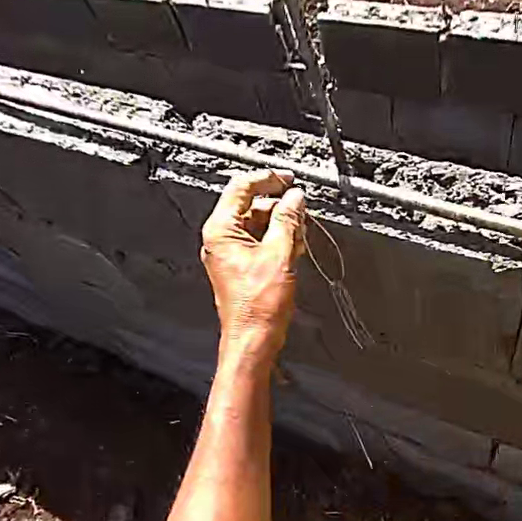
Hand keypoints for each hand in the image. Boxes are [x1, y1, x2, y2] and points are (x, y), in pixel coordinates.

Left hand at [200, 169, 305, 363]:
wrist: (253, 340)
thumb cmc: (258, 306)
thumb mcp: (279, 255)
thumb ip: (288, 221)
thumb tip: (295, 199)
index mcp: (221, 230)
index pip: (241, 187)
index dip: (267, 180)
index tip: (288, 180)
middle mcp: (220, 240)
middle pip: (250, 207)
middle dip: (278, 208)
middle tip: (301, 213)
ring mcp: (229, 255)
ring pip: (257, 226)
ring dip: (280, 227)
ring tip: (299, 237)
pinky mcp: (240, 269)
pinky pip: (258, 244)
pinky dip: (276, 242)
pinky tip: (293, 250)